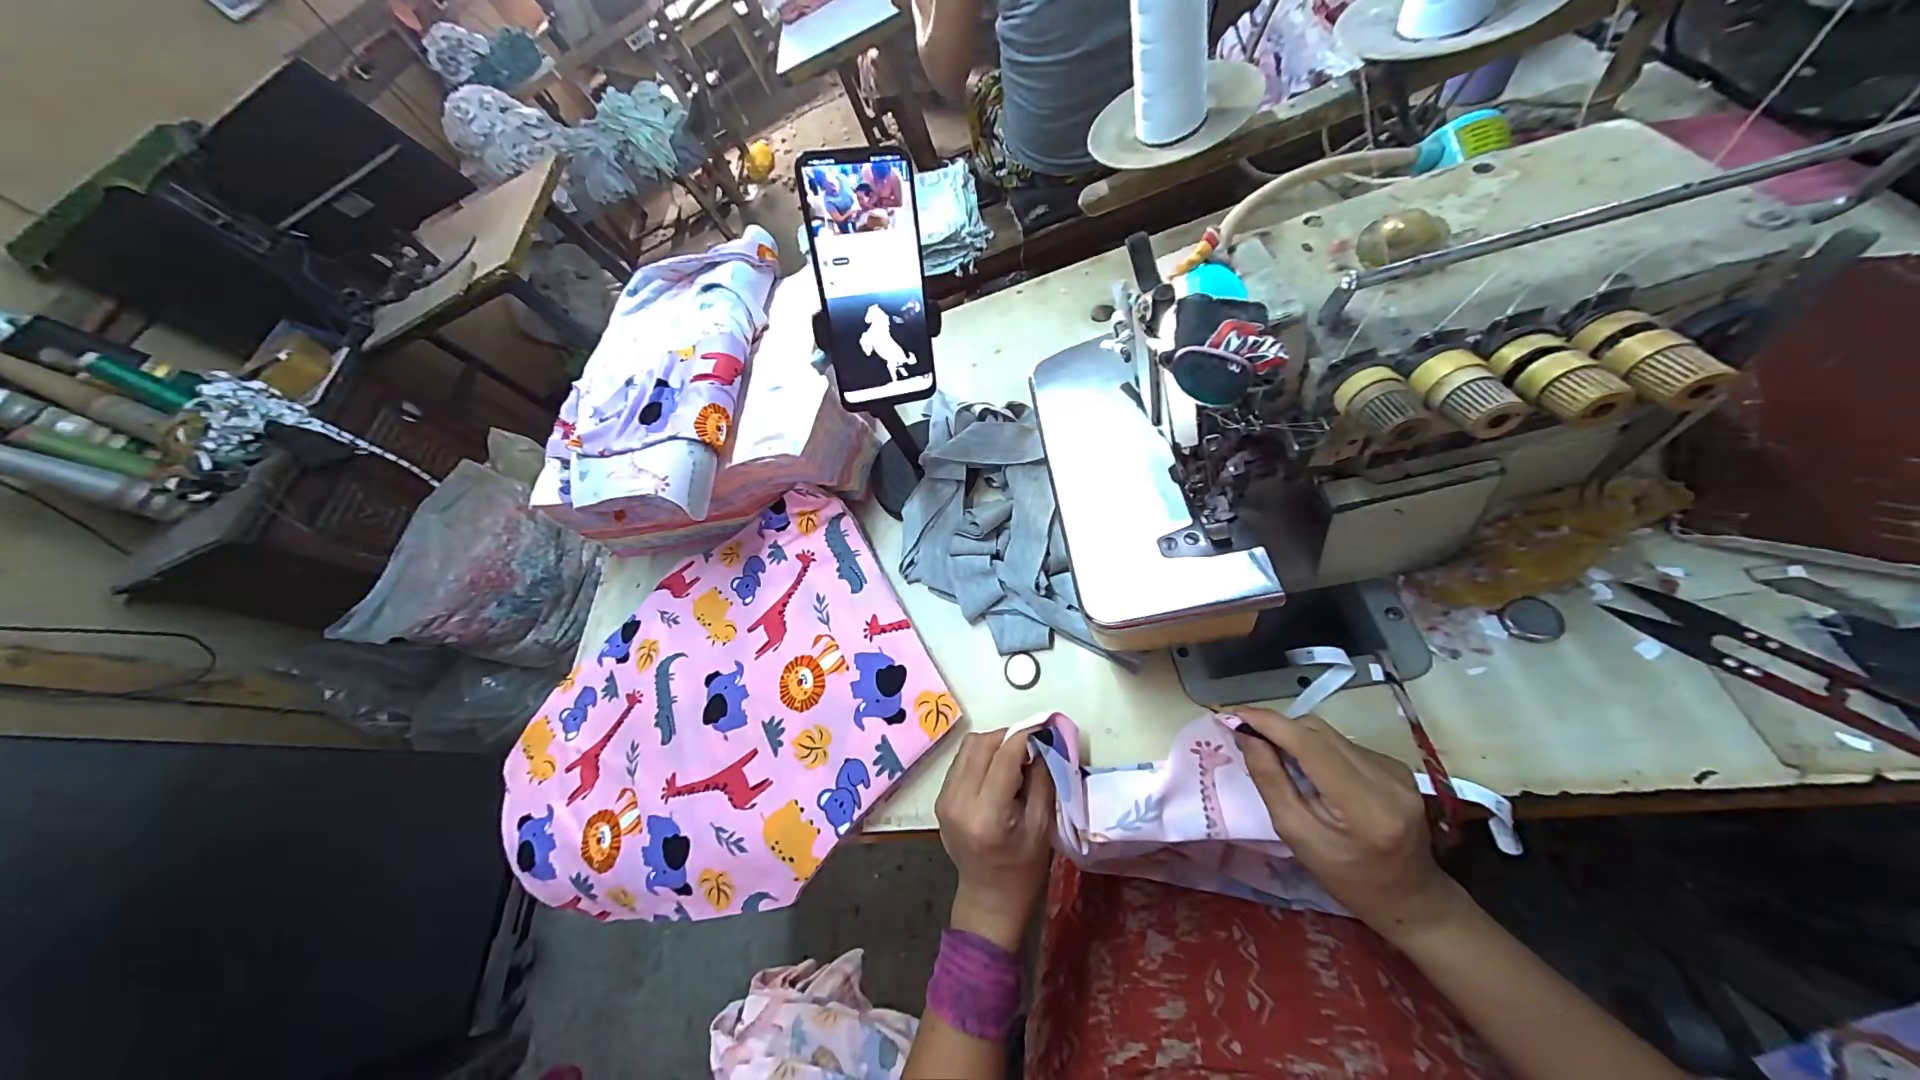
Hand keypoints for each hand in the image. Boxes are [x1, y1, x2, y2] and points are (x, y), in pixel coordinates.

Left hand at [934, 728, 1055, 949]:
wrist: (988, 899)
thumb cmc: (1023, 869)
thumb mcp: (1042, 825)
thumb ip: (1042, 778)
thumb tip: (1044, 740)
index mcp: (987, 814)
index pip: (1004, 756)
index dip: (1026, 736)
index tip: (1044, 728)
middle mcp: (958, 801)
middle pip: (981, 744)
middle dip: (1009, 736)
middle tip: (1031, 745)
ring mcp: (944, 799)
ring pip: (968, 747)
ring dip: (994, 743)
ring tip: (1016, 758)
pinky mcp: (940, 798)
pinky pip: (961, 761)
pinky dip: (982, 756)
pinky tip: (998, 770)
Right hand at [1233, 708, 1464, 941]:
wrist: (1409, 899)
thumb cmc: (1346, 877)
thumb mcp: (1297, 835)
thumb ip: (1271, 781)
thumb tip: (1246, 734)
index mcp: (1363, 804)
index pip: (1309, 744)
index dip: (1268, 723)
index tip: (1232, 714)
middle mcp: (1386, 778)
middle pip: (1319, 731)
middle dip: (1279, 729)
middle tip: (1248, 740)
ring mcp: (1396, 770)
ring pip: (1330, 734)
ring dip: (1298, 739)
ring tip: (1281, 762)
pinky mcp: (1397, 768)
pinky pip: (1344, 744)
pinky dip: (1319, 750)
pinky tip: (1314, 774)